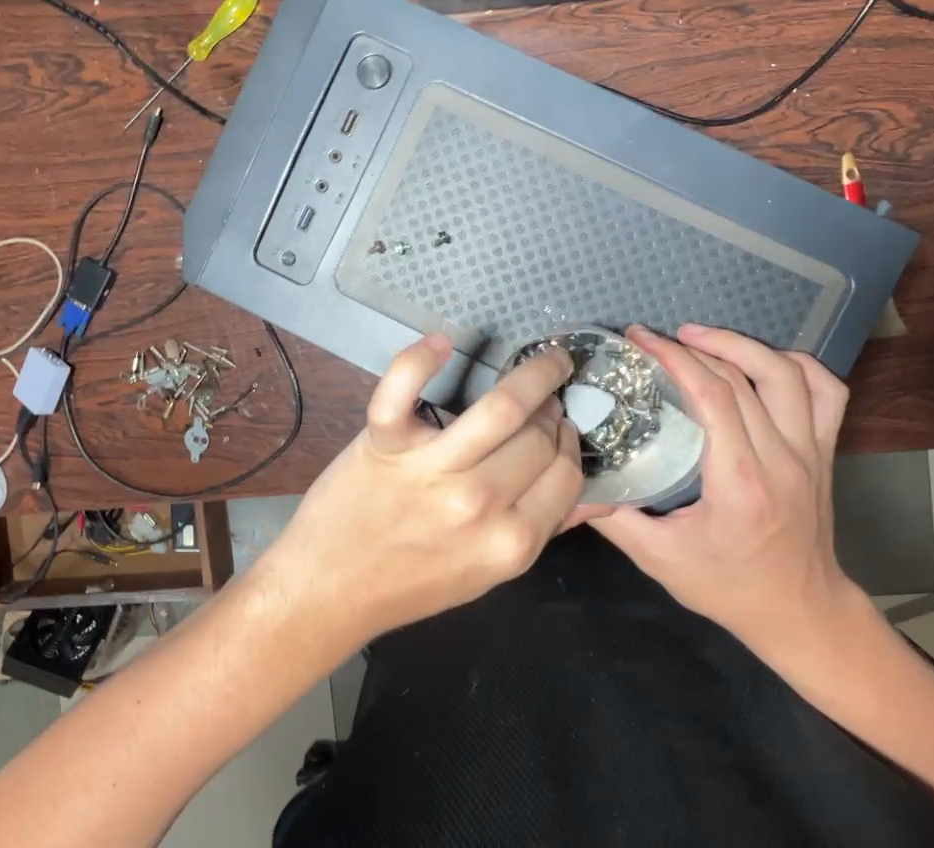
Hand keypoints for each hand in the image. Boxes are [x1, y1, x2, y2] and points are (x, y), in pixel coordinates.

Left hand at [253, 334, 588, 645]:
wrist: (332, 590)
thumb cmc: (413, 581)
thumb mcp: (489, 571)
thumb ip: (545, 530)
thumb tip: (601, 496)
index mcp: (510, 542)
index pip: (565, 474)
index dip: (570, 444)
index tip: (563, 428)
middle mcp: (477, 503)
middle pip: (538, 438)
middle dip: (551, 415)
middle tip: (545, 405)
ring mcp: (429, 470)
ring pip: (501, 408)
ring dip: (533, 376)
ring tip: (542, 363)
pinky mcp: (385, 442)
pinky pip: (402, 389)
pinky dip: (419, 359)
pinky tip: (441, 342)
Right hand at [590, 324, 862, 653]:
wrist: (800, 612)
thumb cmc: (727, 587)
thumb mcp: (659, 558)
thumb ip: (613, 519)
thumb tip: (571, 485)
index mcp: (740, 480)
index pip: (713, 396)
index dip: (675, 358)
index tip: (642, 339)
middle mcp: (782, 457)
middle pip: (744, 377)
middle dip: (697, 346)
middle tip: (659, 338)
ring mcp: (811, 452)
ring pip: (789, 374)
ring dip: (743, 346)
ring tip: (703, 338)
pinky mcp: (826, 453)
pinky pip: (827, 392)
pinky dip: (796, 366)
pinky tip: (762, 362)